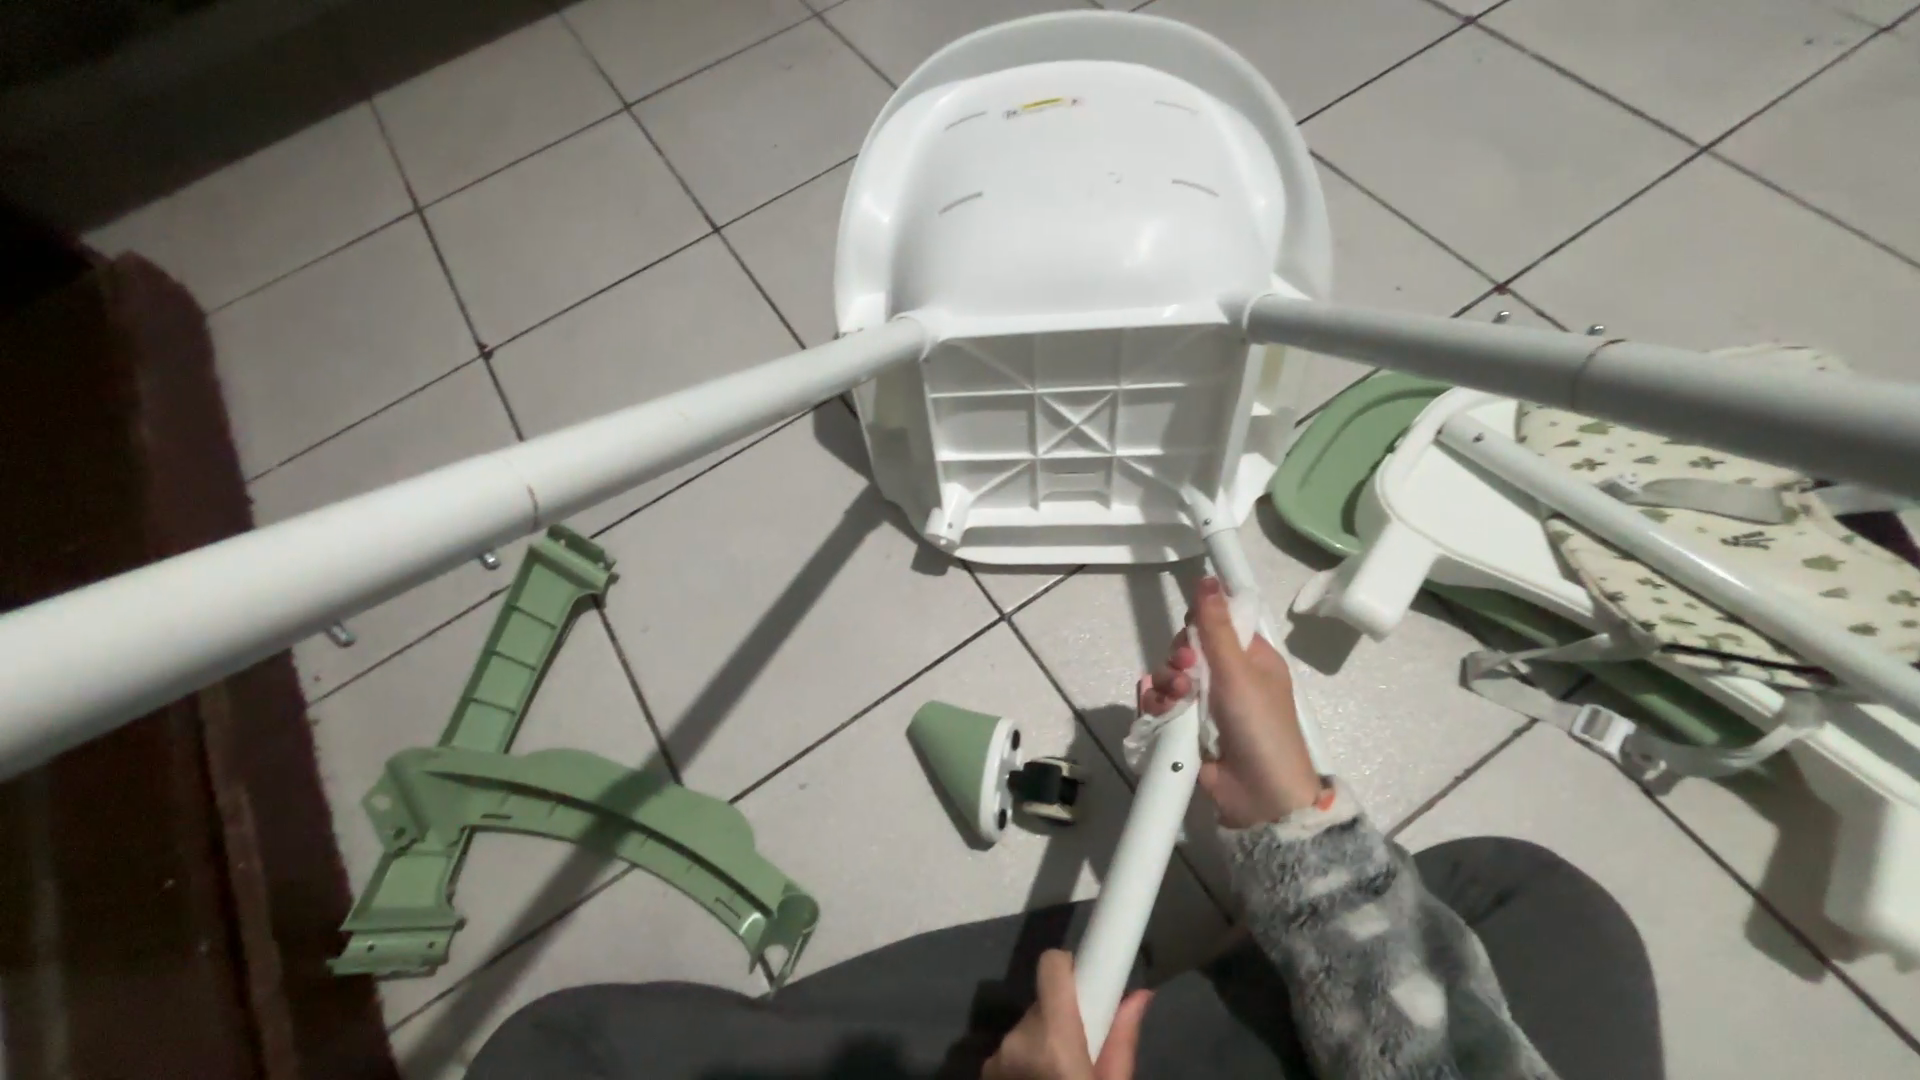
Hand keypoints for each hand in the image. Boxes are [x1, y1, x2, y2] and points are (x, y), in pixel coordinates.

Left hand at [984, 950, 1153, 1079]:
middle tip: (1084, 1055)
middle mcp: (1016, 1043)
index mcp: (1053, 1041)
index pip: (1051, 966)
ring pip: (1026, 1031)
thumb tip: (1140, 995)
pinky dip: (1026, 1065)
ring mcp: (994, 1062)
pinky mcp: (982, 1076)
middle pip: (1042, 1004)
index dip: (1069, 968)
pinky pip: (1011, 1054)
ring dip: (1043, 1045)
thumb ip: (1122, 1042)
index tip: (1086, 986)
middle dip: (1063, 1019)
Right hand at [1139, 577, 1323, 827]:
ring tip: (1175, 701)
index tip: (1194, 636)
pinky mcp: (1185, 728)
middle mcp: (1227, 678)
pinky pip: (1160, 703)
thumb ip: (1216, 626)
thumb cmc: (1259, 728)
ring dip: (1166, 683)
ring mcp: (1205, 704)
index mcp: (1250, 659)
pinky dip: (1155, 704)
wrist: (1259, 798)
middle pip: (1187, 649)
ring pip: (1169, 676)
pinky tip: (1157, 709)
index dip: (1200, 626)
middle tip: (1186, 673)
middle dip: (1179, 659)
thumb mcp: (1239, 672)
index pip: (1217, 625)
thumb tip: (1207, 578)